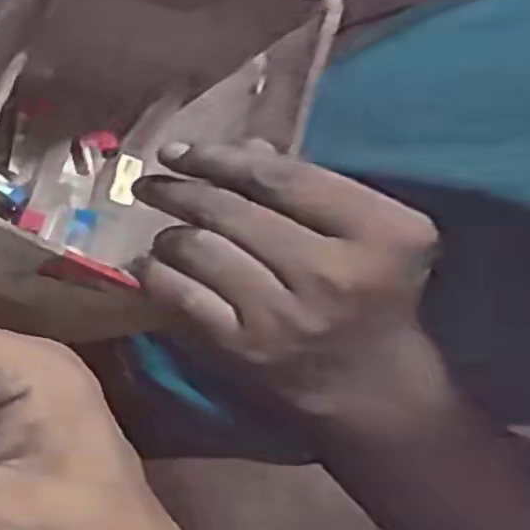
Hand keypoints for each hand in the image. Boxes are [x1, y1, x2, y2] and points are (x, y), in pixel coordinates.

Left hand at [134, 141, 451, 430]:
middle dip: (177, 191)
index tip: (177, 151)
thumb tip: (239, 146)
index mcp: (382, 231)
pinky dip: (155, 272)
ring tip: (165, 235)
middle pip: (229, 212)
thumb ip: (305, 190)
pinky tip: (150, 264)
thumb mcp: (363, 237)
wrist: (364, 383)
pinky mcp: (237, 342)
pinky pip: (176, 292)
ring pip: (196, 249)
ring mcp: (279, 311)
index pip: (281, 179)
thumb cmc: (365, 296)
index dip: (219, 159)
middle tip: (148, 184)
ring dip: (168, 236)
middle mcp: (330, 270)